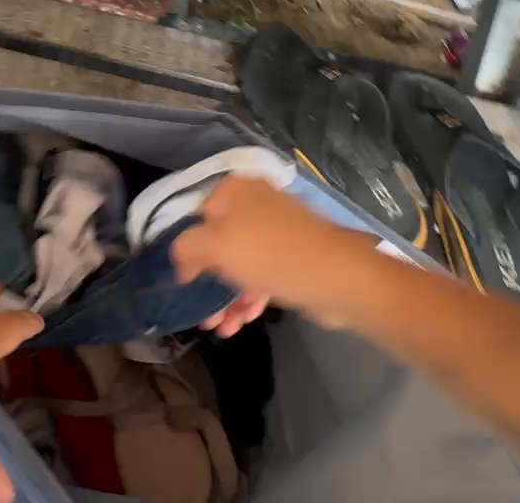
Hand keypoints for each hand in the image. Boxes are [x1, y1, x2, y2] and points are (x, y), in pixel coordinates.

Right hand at [172, 176, 380, 327]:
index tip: (183, 281)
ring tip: (218, 328)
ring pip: (240, 263)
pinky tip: (239, 324)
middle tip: (200, 313)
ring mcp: (277, 231)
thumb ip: (184, 248)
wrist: (340, 277)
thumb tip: (179, 262)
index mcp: (232, 190)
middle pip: (217, 243)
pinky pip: (261, 275)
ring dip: (226, 297)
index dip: (186, 251)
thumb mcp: (213, 247)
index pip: (194, 217)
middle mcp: (254, 203)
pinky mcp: (295, 256)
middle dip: (207, 282)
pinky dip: (248, 297)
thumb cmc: (270, 254)